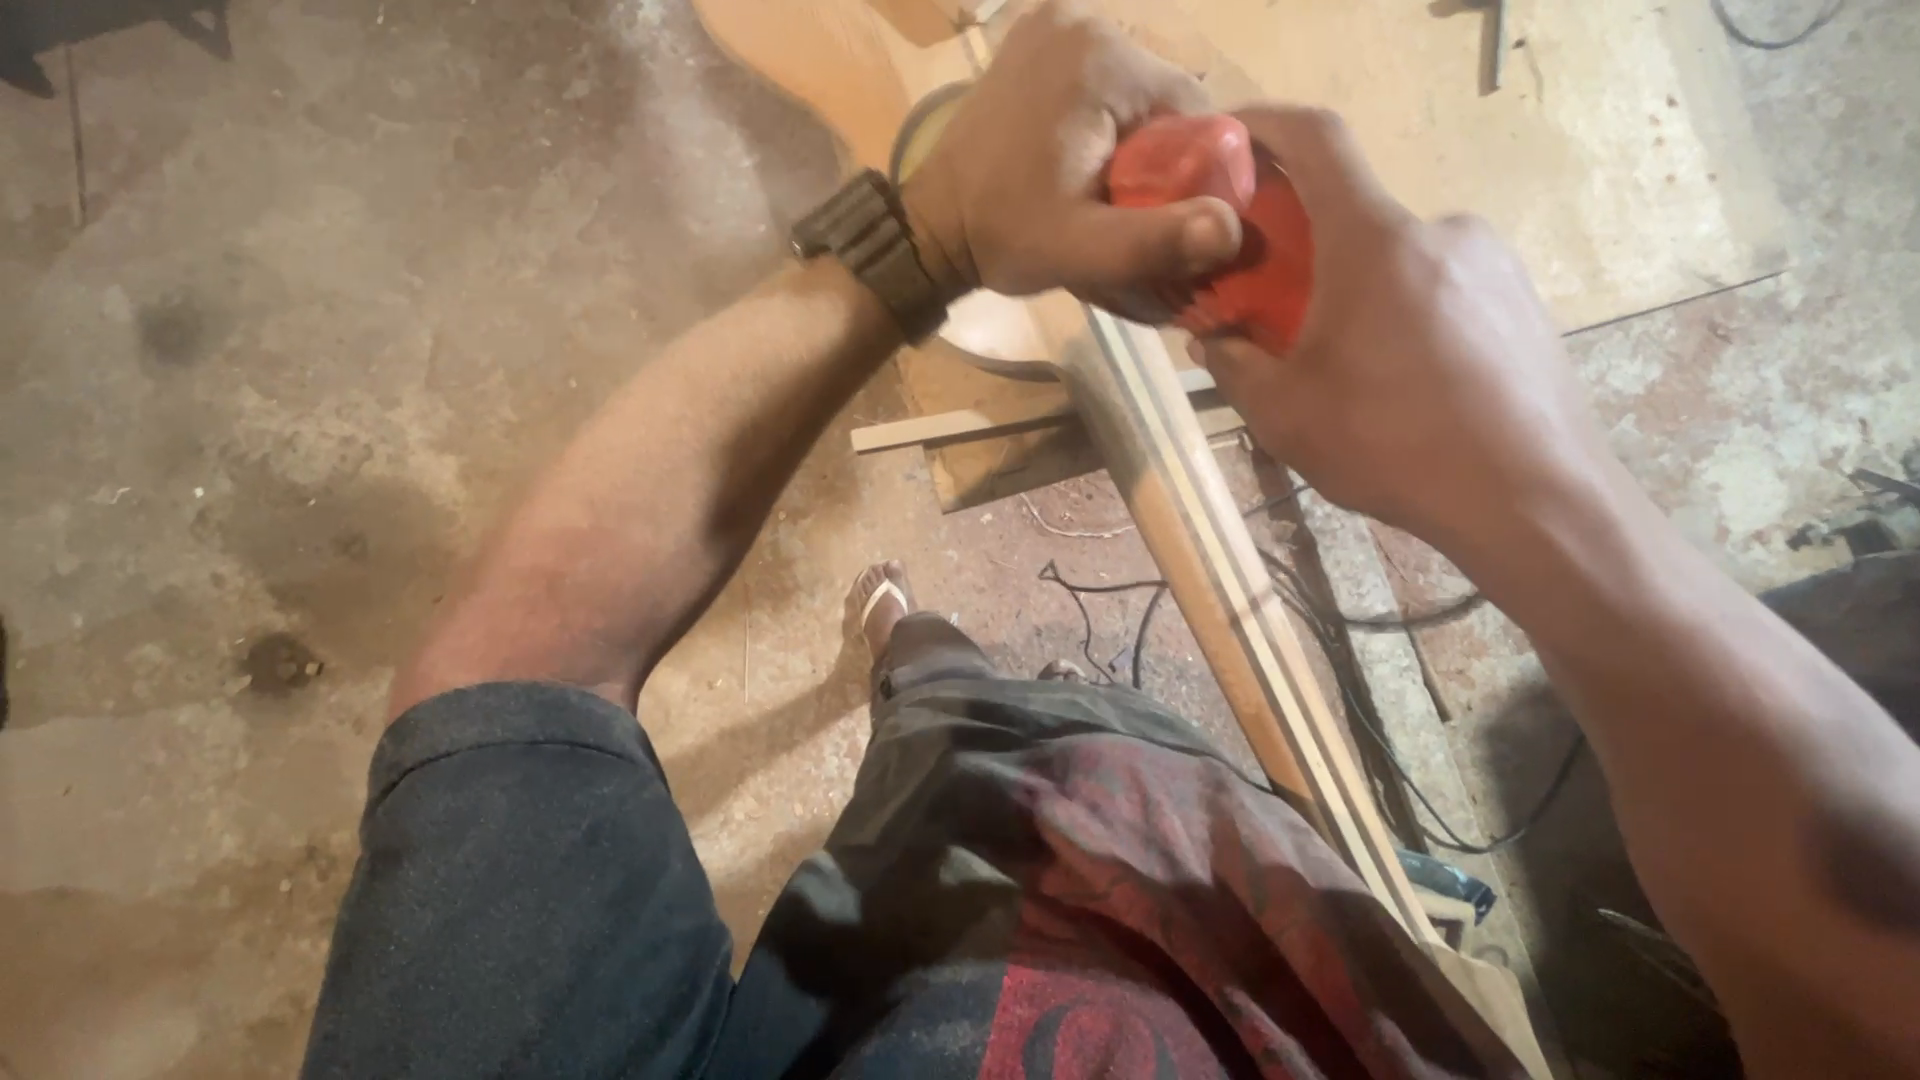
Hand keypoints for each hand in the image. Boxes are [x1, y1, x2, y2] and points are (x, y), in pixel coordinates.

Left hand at [902, 0, 1242, 316]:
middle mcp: (1080, 20)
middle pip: (1160, 95)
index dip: (1194, 168)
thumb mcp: (1082, 249)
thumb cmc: (1003, 237)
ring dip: (1130, 139)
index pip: (1192, 107)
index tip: (1168, 214)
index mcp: (1101, 57)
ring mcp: (1049, 26)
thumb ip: (1156, 240)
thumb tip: (1232, 229)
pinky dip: (1101, 121)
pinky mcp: (1030, 44)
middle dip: (1159, 153)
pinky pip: (1096, 81)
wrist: (930, 227)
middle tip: (1127, 207)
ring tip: (1101, 189)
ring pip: (1131, 89)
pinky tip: (1080, 161)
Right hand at [1193, 106, 1622, 556]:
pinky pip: (1442, 287)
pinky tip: (1400, 381)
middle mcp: (1439, 230)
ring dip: (1357, 293)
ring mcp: (1491, 263)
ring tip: (1342, 365)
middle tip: (1277, 314)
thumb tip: (1212, 338)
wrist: (1528, 497)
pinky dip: (1403, 313)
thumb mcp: (1283, 414)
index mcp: (1374, 242)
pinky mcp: (1521, 301)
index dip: (1267, 124)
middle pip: (1354, 215)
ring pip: (1398, 259)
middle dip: (1305, 252)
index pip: (1318, 140)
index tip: (1230, 137)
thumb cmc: (1389, 445)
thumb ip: (1234, 364)